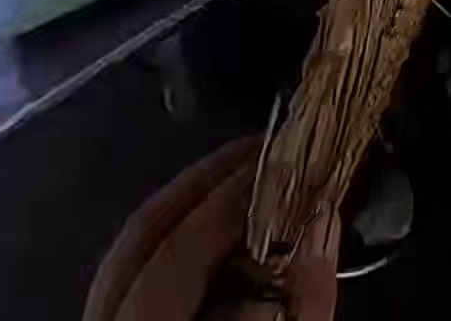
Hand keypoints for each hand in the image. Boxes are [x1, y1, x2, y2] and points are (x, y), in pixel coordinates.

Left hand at [82, 137, 341, 320]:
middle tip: (268, 148)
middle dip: (204, 183)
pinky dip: (182, 236)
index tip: (286, 158)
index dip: (230, 201)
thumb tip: (322, 216)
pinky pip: (134, 279)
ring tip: (254, 171)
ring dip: (193, 202)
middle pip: (135, 246)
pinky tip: (230, 223)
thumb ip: (309, 303)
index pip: (172, 261)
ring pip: (127, 258)